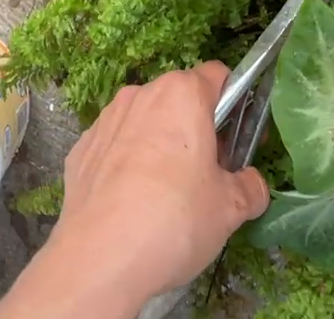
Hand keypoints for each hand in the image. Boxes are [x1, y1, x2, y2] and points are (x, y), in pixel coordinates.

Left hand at [0, 63, 268, 316]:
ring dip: (160, 144)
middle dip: (197, 129)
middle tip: (208, 175)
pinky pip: (114, 147)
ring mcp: (106, 119)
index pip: (218, 76)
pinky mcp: (81, 147)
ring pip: (145, 121)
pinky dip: (126, 165)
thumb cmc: (175, 219)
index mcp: (182, 94)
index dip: (236, 106)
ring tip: (166, 196)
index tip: (239, 141)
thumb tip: (253, 184)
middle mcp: (141, 94)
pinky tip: (131, 205)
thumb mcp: (231, 209)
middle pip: (180, 99)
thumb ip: (250, 187)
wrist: (98, 257)